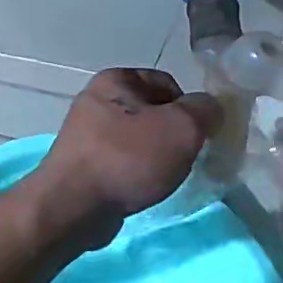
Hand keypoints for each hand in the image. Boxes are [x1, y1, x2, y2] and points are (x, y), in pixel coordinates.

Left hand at [28, 69, 219, 248]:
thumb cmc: (127, 157)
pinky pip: (124, 158)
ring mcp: (87, 131)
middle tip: (187, 157)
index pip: (167, 83)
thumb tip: (208, 108)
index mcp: (114, 80)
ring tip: (166, 174)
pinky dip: (139, 170)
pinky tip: (146, 185)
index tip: (199, 134)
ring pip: (140, 137)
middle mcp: (96, 99)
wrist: (75, 202)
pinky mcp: (85, 159)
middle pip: (154, 112)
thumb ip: (203, 111)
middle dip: (175, 133)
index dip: (189, 107)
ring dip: (159, 154)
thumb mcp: (181, 128)